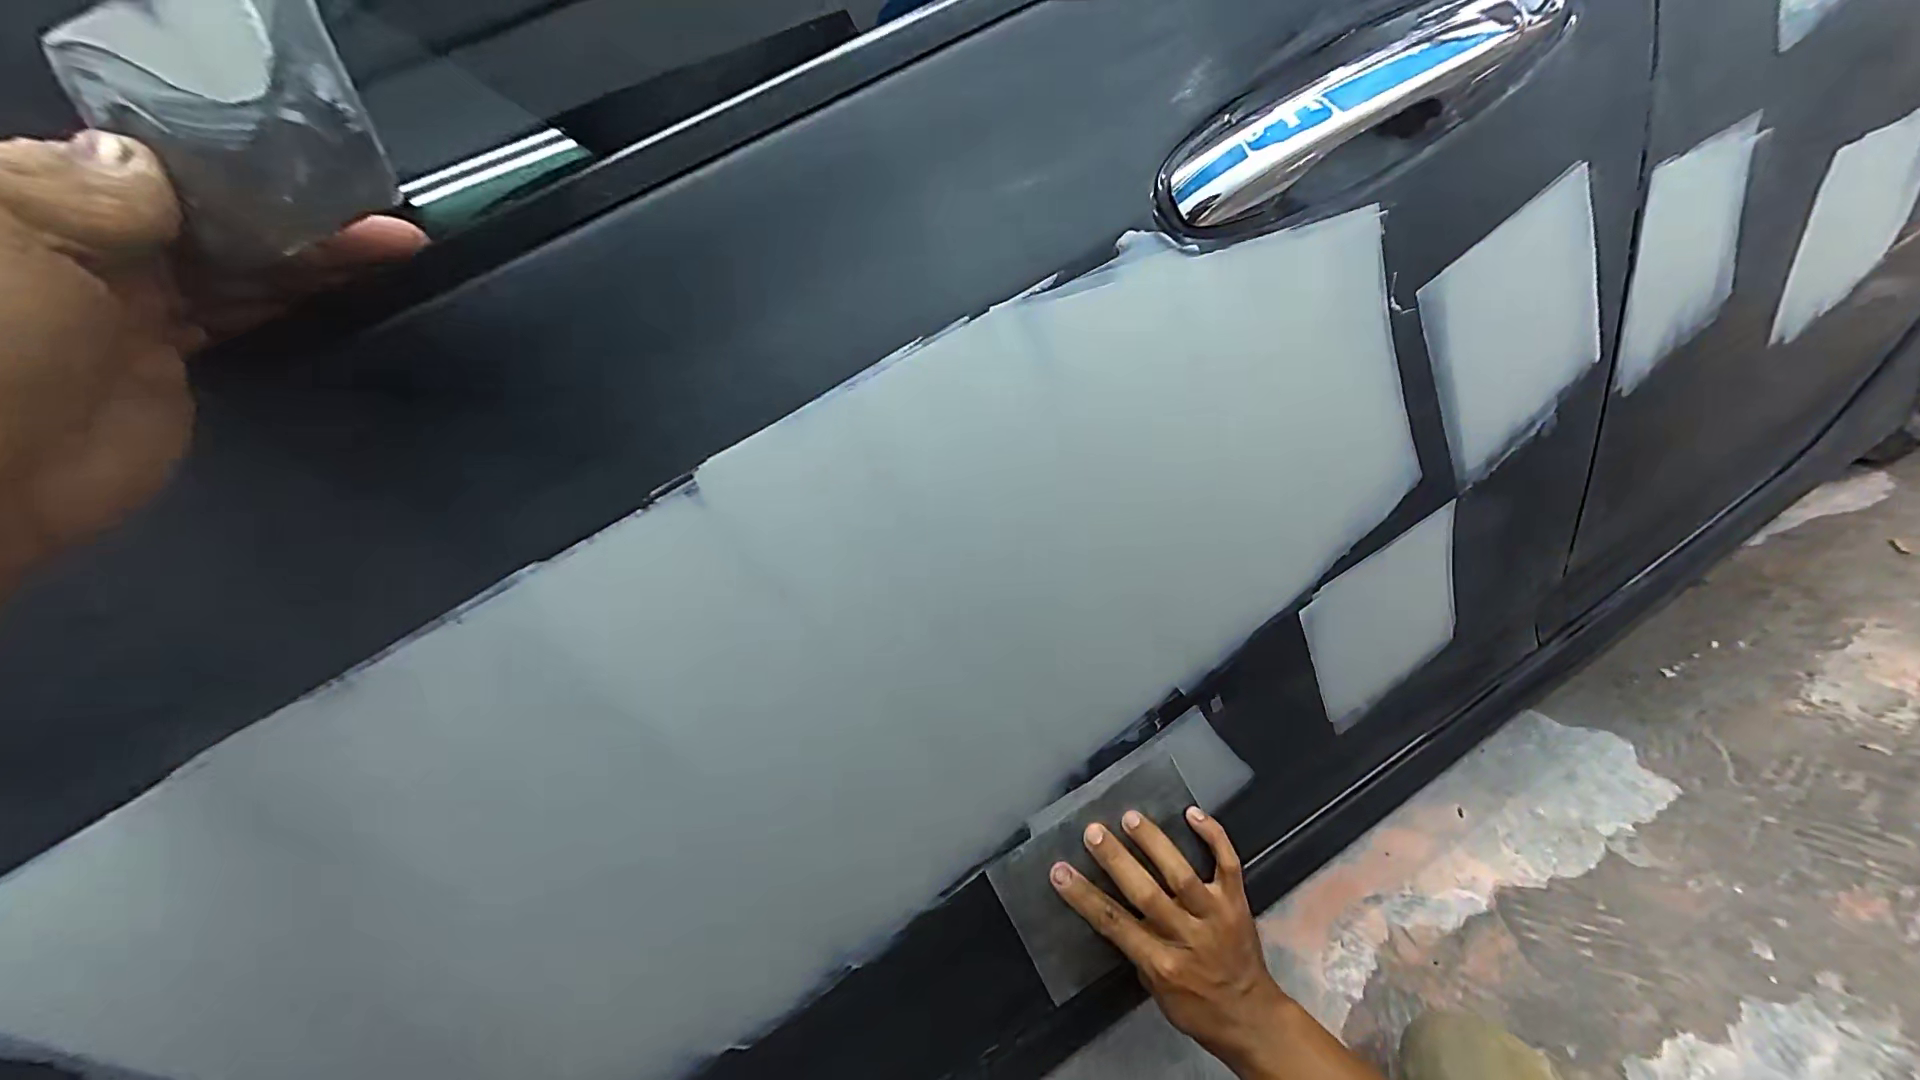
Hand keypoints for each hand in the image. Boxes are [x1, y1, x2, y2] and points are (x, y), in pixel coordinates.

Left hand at [0, 130, 423, 590]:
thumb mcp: (17, 244)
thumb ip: (83, 196)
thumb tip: (143, 159)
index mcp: (31, 201)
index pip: (149, 164)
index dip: (236, 167)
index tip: (316, 171)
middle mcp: (84, 244)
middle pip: (211, 217)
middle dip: (296, 215)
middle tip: (387, 220)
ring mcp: (132, 304)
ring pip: (240, 265)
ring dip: (315, 257)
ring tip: (394, 248)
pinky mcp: (175, 358)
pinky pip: (244, 313)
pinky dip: (296, 299)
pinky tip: (351, 288)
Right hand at [1049, 806, 1383, 1079]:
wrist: (1254, 1018)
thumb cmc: (1196, 1006)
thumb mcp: (1155, 990)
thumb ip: (1135, 947)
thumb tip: (1109, 904)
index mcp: (1162, 964)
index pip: (1114, 924)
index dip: (1083, 896)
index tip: (1059, 871)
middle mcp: (1188, 937)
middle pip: (1147, 894)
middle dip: (1117, 861)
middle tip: (1093, 832)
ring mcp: (1215, 916)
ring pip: (1183, 875)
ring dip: (1155, 844)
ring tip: (1131, 818)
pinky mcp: (1237, 902)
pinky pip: (1227, 864)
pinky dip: (1213, 837)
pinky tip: (1193, 813)